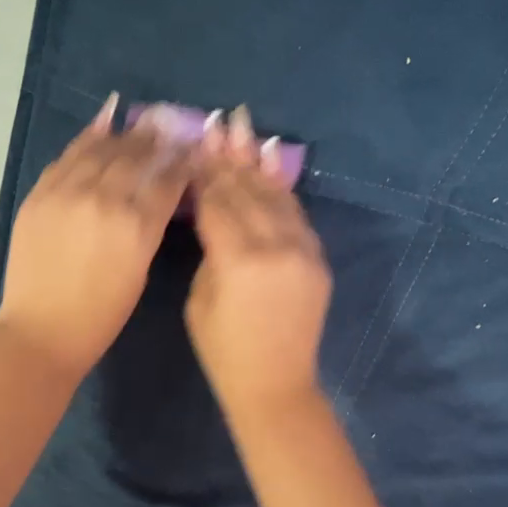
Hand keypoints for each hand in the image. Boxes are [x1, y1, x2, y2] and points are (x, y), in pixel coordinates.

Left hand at [0, 95, 193, 372]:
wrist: (42, 331)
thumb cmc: (100, 318)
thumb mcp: (139, 274)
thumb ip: (148, 229)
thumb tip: (156, 198)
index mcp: (136, 226)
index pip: (167, 179)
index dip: (182, 161)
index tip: (192, 150)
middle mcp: (104, 198)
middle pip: (135, 155)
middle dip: (155, 140)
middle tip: (168, 127)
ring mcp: (67, 192)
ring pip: (101, 148)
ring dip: (124, 134)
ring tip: (140, 124)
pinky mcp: (40, 195)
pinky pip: (68, 156)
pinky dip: (89, 138)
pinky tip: (104, 123)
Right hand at [185, 107, 332, 409]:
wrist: (275, 386)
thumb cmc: (224, 354)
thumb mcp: (200, 301)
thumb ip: (209, 252)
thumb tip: (214, 217)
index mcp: (239, 260)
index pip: (217, 201)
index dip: (202, 171)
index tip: (190, 142)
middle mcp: (275, 246)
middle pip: (247, 190)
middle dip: (229, 155)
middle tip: (217, 120)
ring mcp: (302, 250)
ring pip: (276, 194)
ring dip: (256, 160)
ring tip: (242, 126)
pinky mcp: (316, 258)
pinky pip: (296, 213)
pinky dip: (281, 186)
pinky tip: (270, 160)